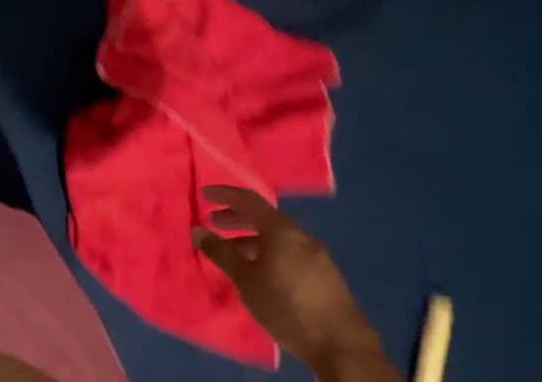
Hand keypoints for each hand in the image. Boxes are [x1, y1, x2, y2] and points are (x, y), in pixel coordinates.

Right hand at [193, 187, 395, 379]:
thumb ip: (221, 252)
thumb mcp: (246, 279)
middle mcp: (302, 237)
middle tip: (214, 223)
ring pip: (279, 239)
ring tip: (234, 252)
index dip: (225, 194)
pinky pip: (291, 255)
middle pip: (265, 219)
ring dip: (253, 240)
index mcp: (282, 230)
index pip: (249, 200)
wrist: (343, 348)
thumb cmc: (286, 306)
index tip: (204, 194)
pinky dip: (270, 254)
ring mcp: (318, 258)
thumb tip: (198, 231)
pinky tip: (262, 273)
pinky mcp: (326, 279)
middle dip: (237, 218)